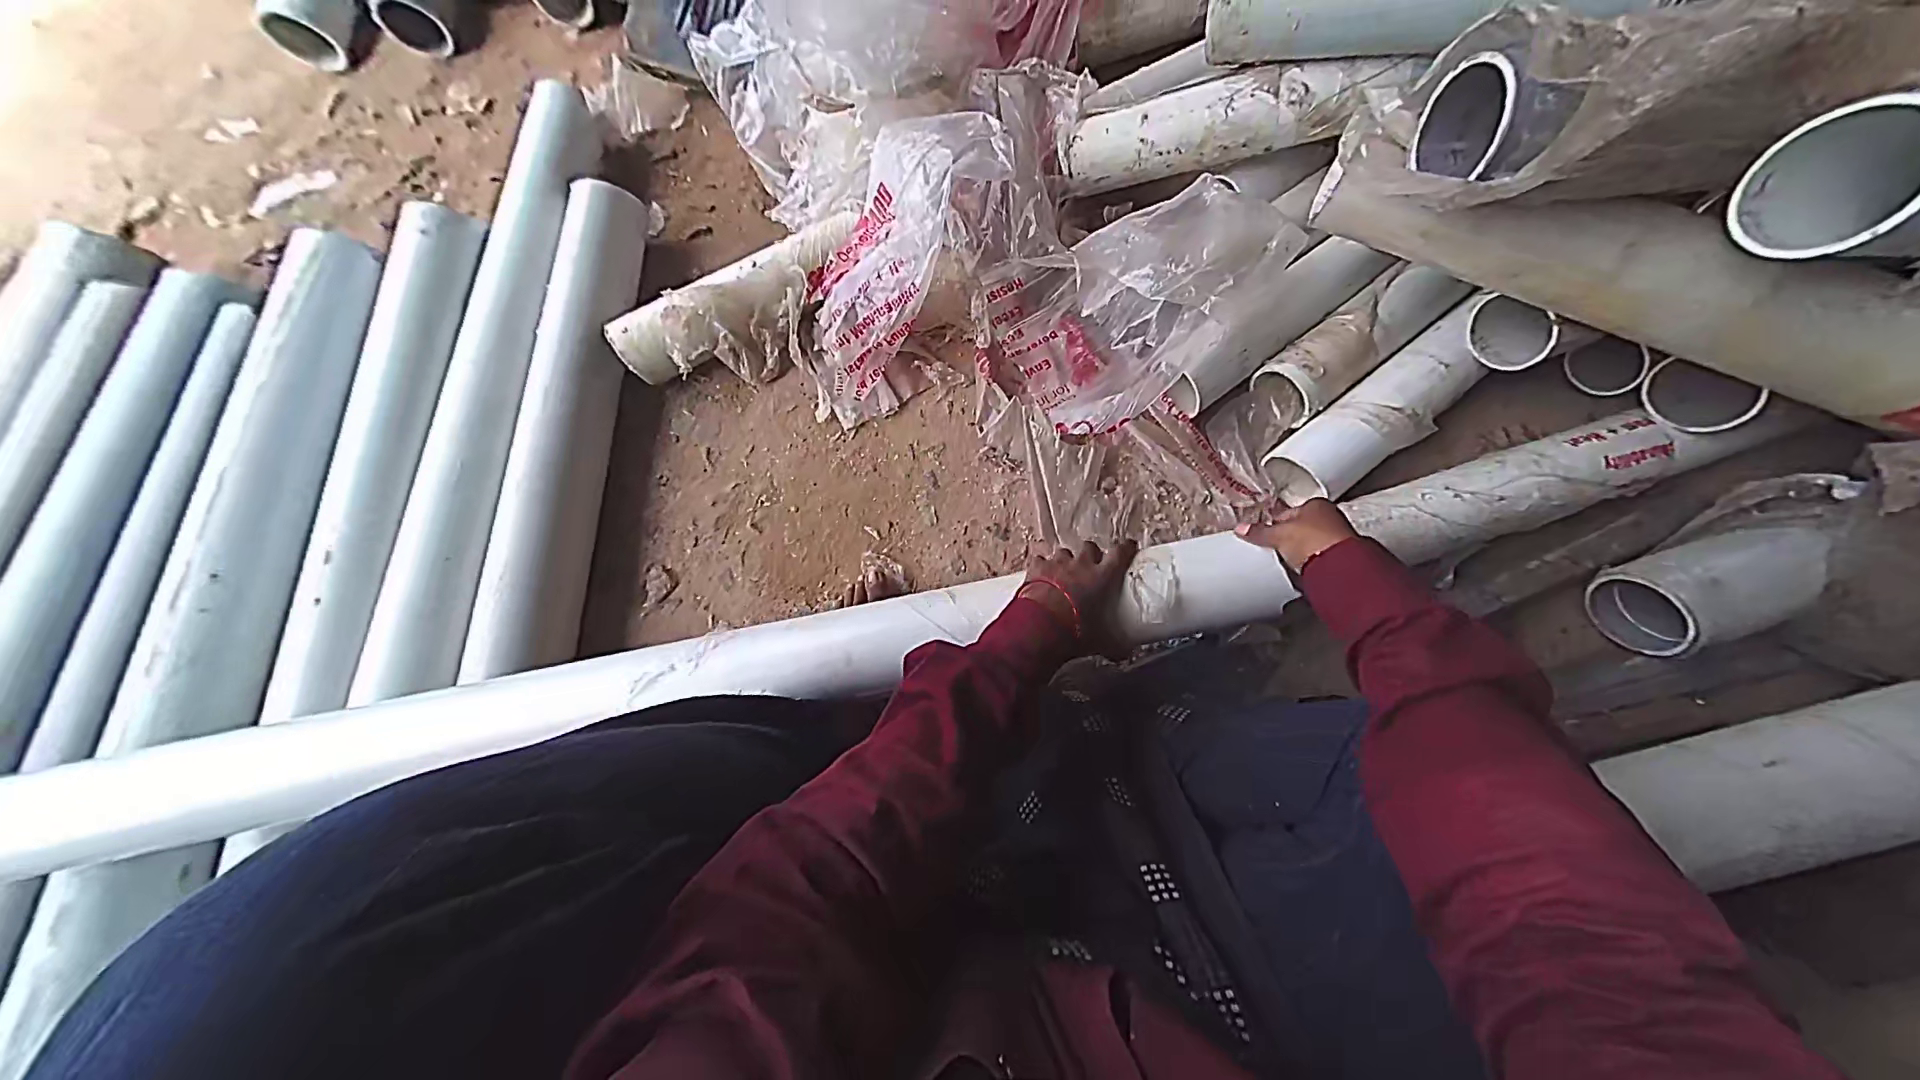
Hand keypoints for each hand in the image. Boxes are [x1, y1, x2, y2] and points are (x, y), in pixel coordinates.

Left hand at [1016, 539, 1138, 653]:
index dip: (1126, 548)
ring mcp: (1057, 564)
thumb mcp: (1101, 641)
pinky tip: (1040, 576)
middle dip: (1091, 554)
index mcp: (1102, 577)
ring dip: (1066, 561)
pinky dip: (1041, 566)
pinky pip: (1039, 560)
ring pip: (1064, 552)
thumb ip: (1115, 645)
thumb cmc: (1076, 631)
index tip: (1128, 547)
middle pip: (1090, 548)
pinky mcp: (1037, 568)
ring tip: (1063, 573)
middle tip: (1090, 566)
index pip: (1120, 553)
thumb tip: (1124, 655)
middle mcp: (1081, 565)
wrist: (1041, 627)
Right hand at [1235, 498, 1357, 571]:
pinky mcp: (1341, 556)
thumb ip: (1259, 531)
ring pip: (1311, 541)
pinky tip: (1300, 567)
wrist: (1337, 566)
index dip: (1274, 520)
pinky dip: (1309, 561)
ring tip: (1286, 558)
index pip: (1289, 510)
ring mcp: (1338, 537)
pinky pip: (1318, 557)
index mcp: (1317, 504)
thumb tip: (1243, 528)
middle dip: (1289, 535)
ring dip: (1300, 549)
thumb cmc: (1314, 540)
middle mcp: (1331, 517)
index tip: (1265, 529)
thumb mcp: (1277, 534)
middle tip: (1273, 544)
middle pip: (1302, 525)